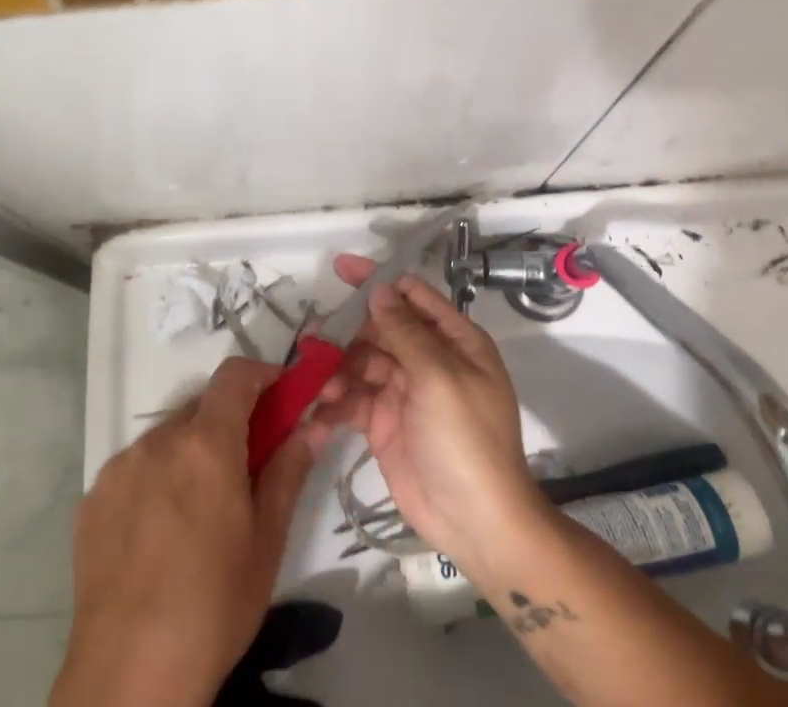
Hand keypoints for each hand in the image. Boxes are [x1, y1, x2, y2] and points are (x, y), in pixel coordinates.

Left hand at [51, 357, 321, 706]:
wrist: (131, 667)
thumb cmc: (215, 602)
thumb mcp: (267, 540)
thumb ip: (288, 472)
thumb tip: (314, 426)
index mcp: (205, 444)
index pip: (234, 377)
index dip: (262, 375)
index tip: (282, 395)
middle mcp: (155, 442)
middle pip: (199, 409)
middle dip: (228, 423)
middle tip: (248, 467)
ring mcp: (116, 470)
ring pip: (163, 441)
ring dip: (188, 454)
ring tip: (199, 511)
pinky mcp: (90, 501)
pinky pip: (131, 472)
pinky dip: (154, 481)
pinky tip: (159, 533)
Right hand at [308, 261, 550, 572]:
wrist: (474, 519)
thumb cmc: (466, 440)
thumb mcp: (440, 378)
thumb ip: (406, 332)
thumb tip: (381, 291)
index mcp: (455, 342)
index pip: (413, 297)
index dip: (378, 281)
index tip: (340, 269)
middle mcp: (429, 361)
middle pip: (380, 330)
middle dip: (347, 330)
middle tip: (312, 337)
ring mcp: (404, 393)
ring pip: (361, 364)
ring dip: (336, 368)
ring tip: (314, 381)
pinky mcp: (384, 424)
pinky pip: (353, 401)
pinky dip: (333, 402)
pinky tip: (316, 409)